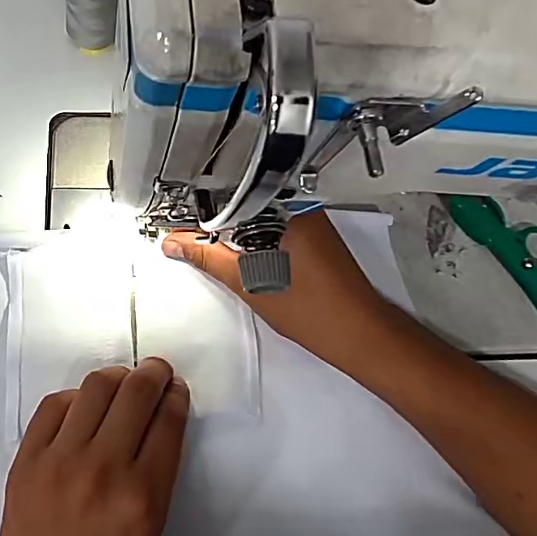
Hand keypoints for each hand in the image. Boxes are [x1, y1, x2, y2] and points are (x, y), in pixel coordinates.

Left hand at [0, 359, 189, 535]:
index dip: (175, 396)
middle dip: (153, 374)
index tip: (175, 389)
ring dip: (116, 377)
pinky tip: (82, 406)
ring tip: (122, 383)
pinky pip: (53, 406)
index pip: (168, 421)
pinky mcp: (27, 461)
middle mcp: (103, 470)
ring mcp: (60, 461)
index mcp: (143, 498)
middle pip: (135, 392)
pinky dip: (75, 398)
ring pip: (95, 387)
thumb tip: (156, 431)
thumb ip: (155, 480)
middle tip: (156, 373)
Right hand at [160, 210, 403, 361]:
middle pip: (242, 207)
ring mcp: (309, 221)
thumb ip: (208, 257)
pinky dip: (255, 244)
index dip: (200, 217)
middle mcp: (301, 207)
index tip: (178, 229)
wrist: (360, 335)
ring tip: (222, 258)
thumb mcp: (250, 282)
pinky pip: (272, 230)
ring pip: (256, 220)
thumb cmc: (316, 311)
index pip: (230, 200)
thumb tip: (176, 243)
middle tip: (192, 245)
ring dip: (236, 237)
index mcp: (287, 208)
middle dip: (217, 227)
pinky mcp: (313, 237)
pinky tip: (249, 264)